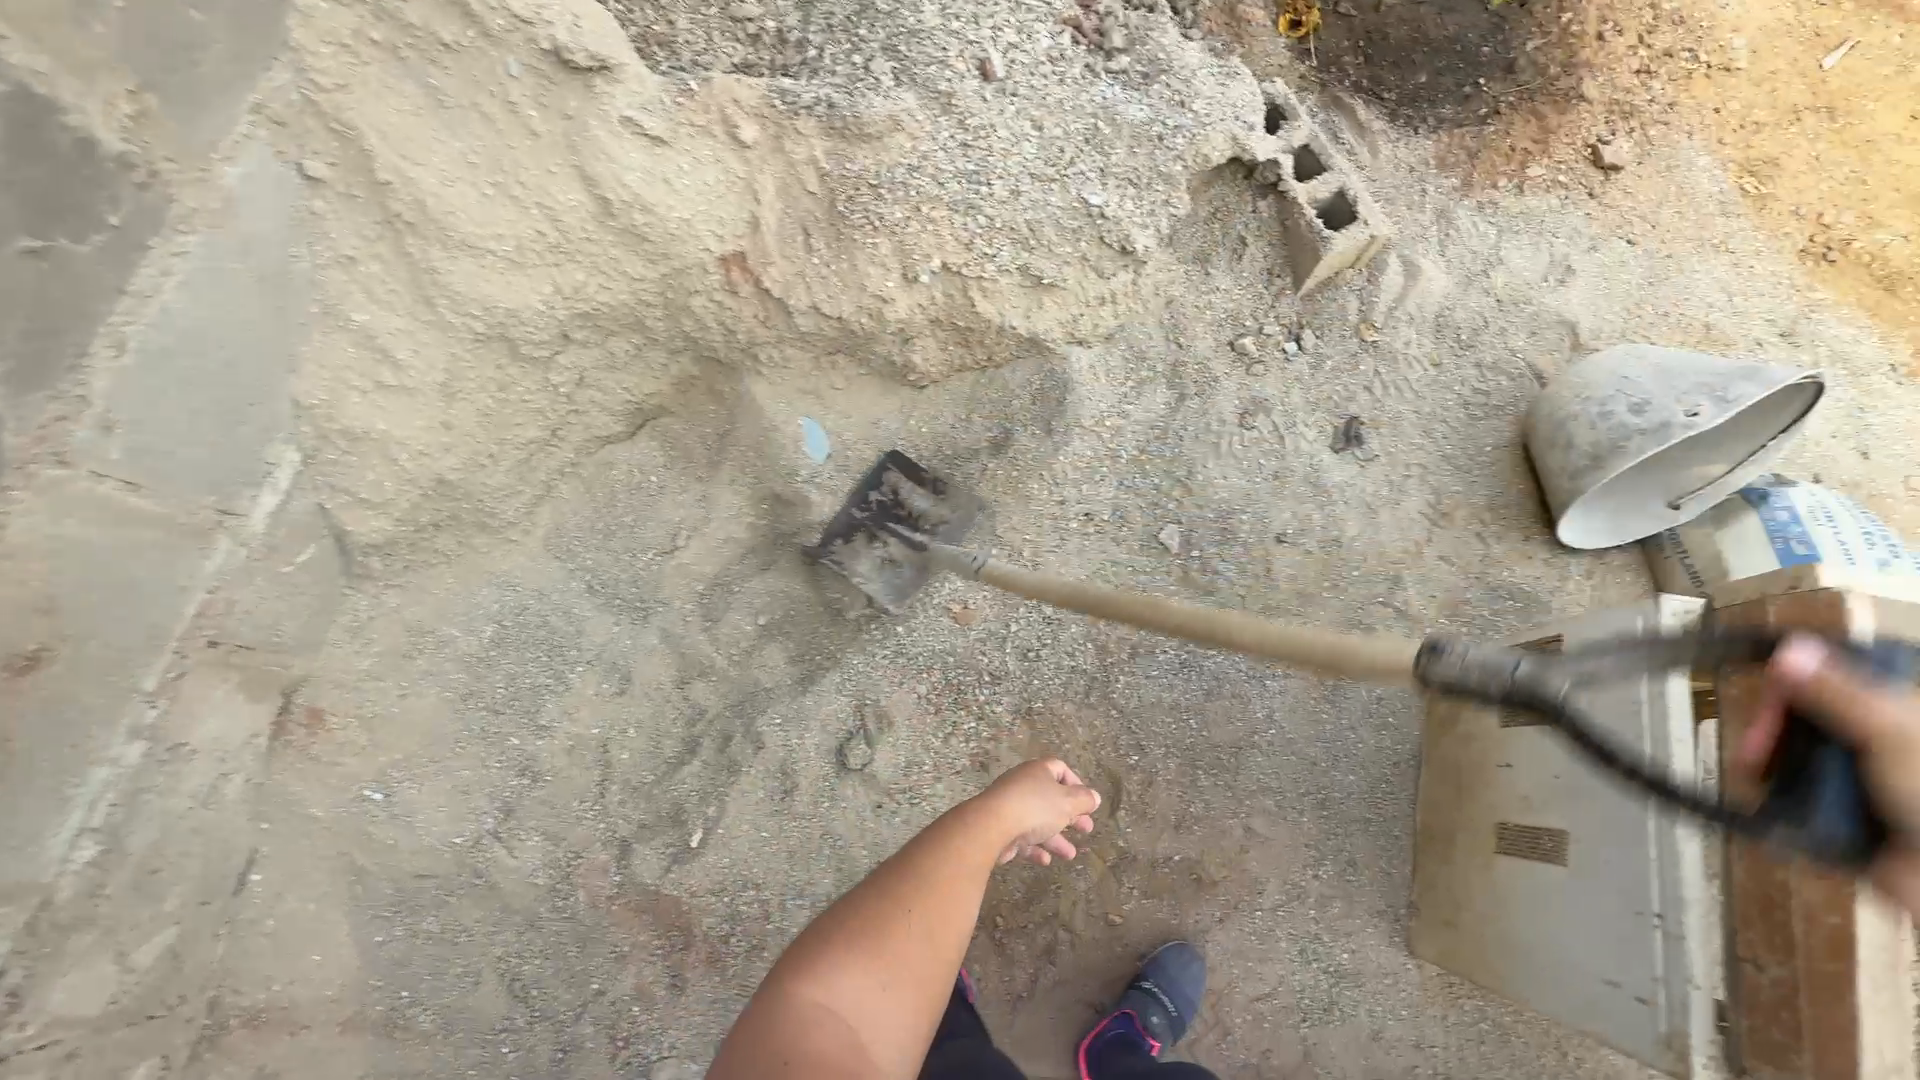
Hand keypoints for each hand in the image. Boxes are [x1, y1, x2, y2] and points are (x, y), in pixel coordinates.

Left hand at [969, 758, 1100, 866]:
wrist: (992, 826)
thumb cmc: (1036, 808)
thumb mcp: (1067, 802)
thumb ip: (1084, 800)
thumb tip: (1094, 797)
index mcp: (1038, 771)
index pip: (1060, 769)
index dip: (1076, 784)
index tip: (1086, 802)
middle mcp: (1023, 785)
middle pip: (1051, 798)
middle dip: (1070, 816)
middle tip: (1086, 829)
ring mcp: (1010, 807)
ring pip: (1038, 821)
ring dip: (1056, 838)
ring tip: (1070, 855)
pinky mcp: (1001, 828)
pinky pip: (1022, 837)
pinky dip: (1035, 847)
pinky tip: (1045, 860)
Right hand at [1735, 635, 1919, 912]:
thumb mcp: (1895, 736)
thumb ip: (1841, 693)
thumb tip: (1791, 649)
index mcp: (1911, 716)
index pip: (1851, 675)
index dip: (1809, 675)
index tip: (1777, 684)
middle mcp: (1896, 743)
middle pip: (1817, 714)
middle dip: (1778, 723)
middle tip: (1759, 739)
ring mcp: (1873, 781)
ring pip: (1804, 753)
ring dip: (1771, 757)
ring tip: (1750, 768)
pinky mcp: (1851, 814)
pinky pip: (1801, 792)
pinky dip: (1776, 790)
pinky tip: (1761, 790)